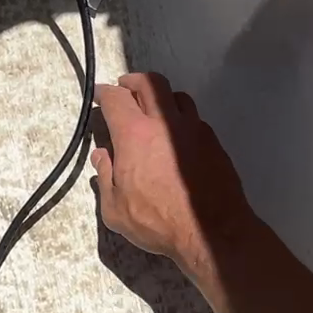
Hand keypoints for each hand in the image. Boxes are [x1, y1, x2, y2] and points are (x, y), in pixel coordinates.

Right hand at [92, 73, 255, 279]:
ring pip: (176, 96)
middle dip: (134, 81)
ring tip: (155, 110)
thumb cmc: (157, 222)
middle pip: (150, 83)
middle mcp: (164, 123)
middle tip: (125, 88)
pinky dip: (181, 119)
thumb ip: (105, 177)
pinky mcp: (213, 142)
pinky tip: (177, 137)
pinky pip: (194, 119)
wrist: (211, 232)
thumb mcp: (116, 209)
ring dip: (161, 97)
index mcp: (134, 135)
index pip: (115, 99)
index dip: (104, 93)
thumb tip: (101, 156)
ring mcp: (194, 129)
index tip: (99, 96)